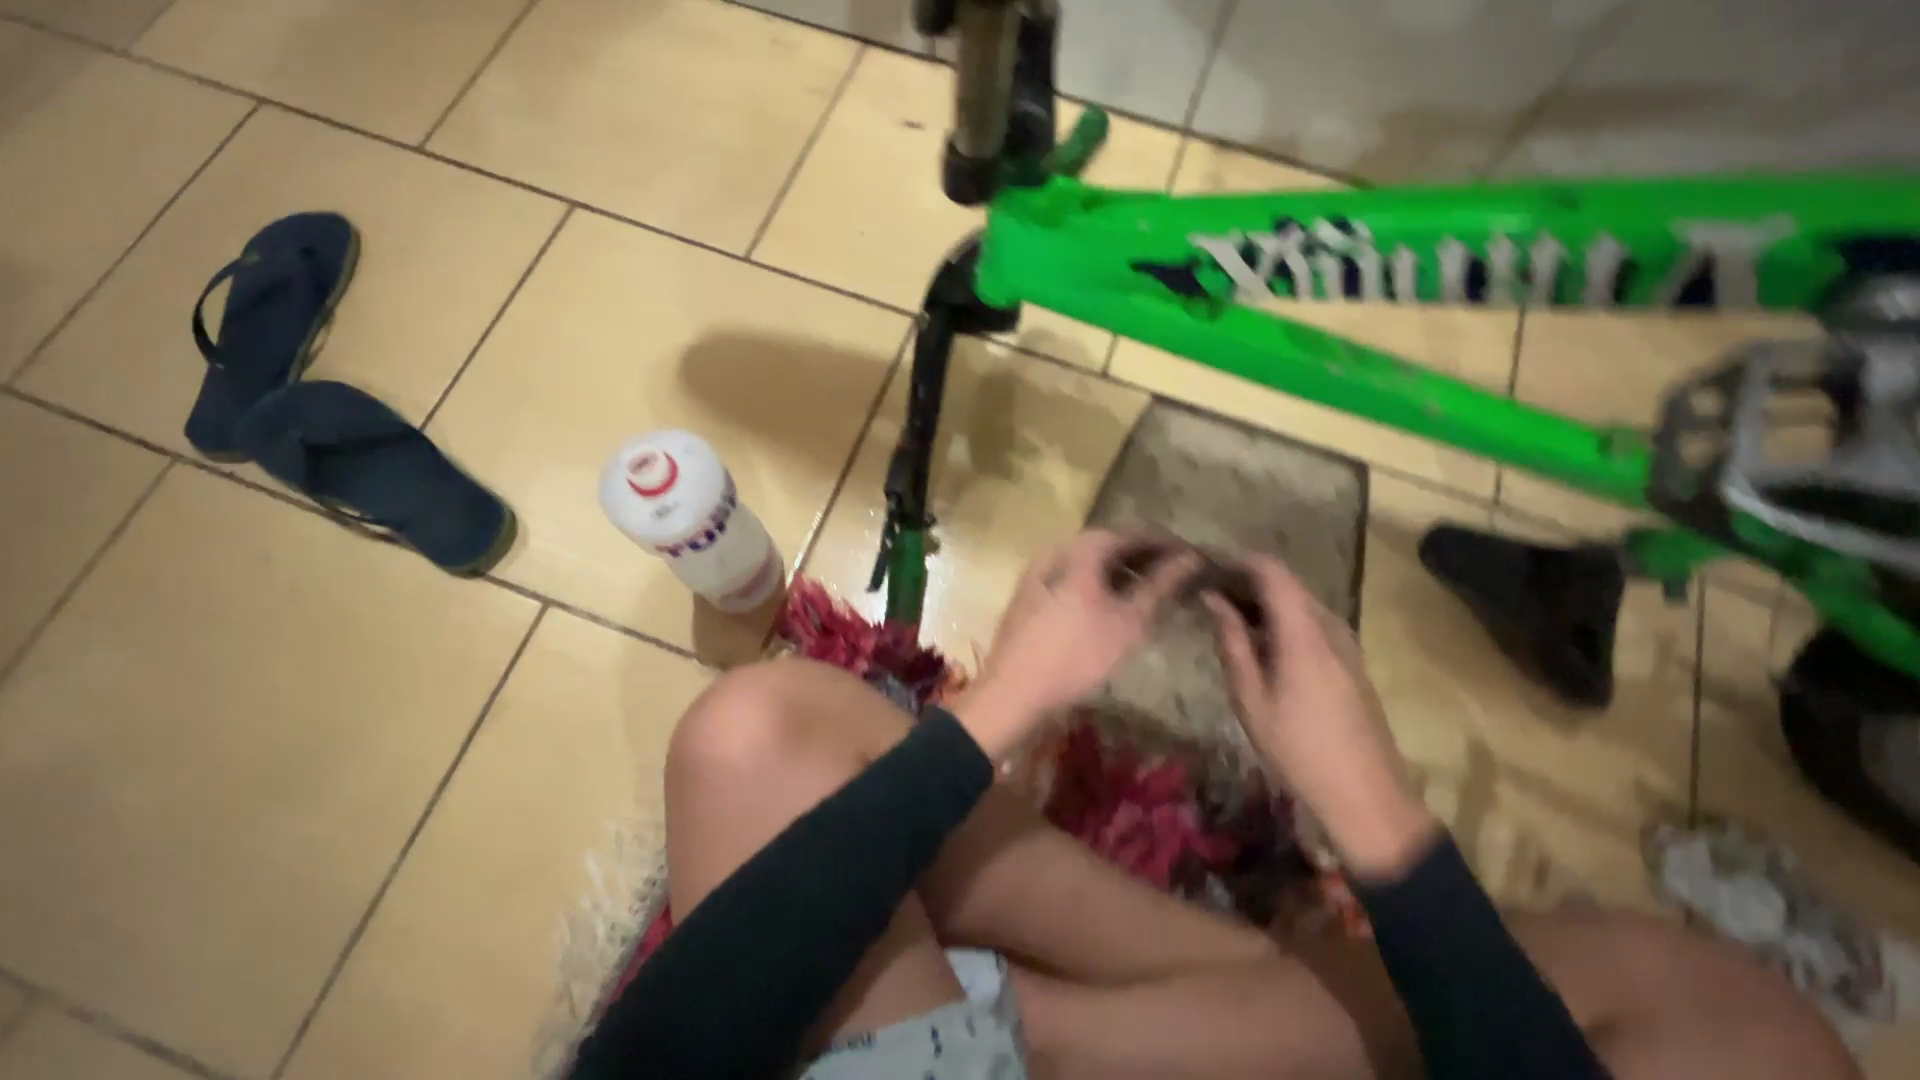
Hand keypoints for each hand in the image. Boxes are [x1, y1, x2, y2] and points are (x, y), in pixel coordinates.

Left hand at [952, 530, 1197, 761]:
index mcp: (1081, 548)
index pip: (1133, 533)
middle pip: (1109, 544)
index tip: (1192, 558)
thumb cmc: (1076, 655)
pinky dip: (1097, 584)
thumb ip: (1161, 586)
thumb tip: (1191, 558)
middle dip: (1143, 557)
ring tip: (1150, 592)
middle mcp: (1057, 549)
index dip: (1166, 544)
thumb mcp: (1128, 622)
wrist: (1013, 692)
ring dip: (1120, 572)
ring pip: (1089, 562)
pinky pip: (1072, 577)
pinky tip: (1113, 606)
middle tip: (1175, 576)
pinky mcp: (1030, 593)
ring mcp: (1038, 570)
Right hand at [1205, 555, 1436, 879]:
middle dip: (1245, 581)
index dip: (1236, 561)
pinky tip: (1258, 645)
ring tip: (1224, 618)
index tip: (1204, 567)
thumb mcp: (1251, 698)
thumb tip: (1213, 599)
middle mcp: (1330, 626)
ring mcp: (1346, 642)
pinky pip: (1311, 623)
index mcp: (1304, 631)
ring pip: (1299, 603)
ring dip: (1263, 602)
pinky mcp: (1351, 660)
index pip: (1271, 570)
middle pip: (1286, 583)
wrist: (1366, 793)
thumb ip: (1232, 642)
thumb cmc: (1298, 749)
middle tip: (1206, 595)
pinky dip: (1281, 621)